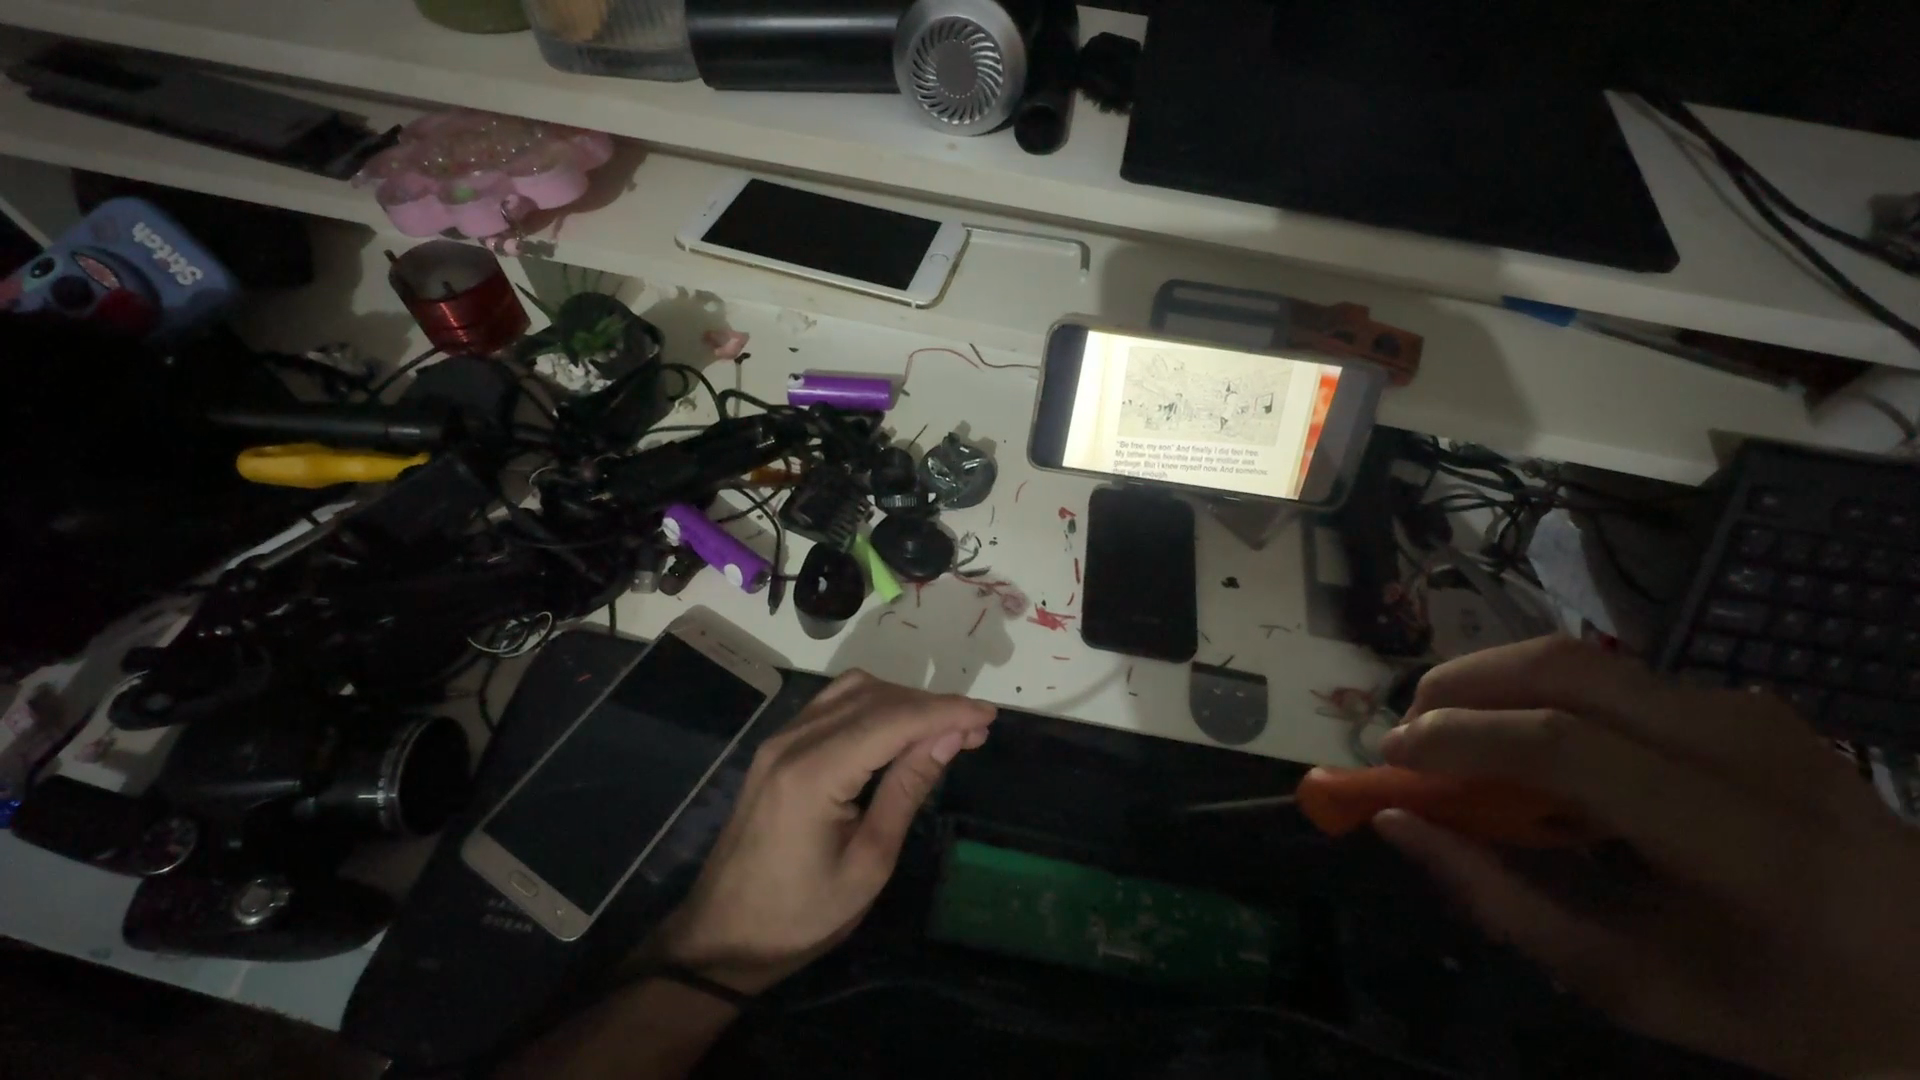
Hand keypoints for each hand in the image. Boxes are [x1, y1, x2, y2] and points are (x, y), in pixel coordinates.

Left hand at [654, 670, 994, 995]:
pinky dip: (874, 707)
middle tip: (976, 730)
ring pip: (852, 692)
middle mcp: (793, 741)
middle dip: (930, 706)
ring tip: (945, 728)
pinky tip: (900, 729)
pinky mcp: (777, 748)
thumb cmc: (801, 916)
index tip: (989, 716)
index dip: (945, 712)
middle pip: (873, 697)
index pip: (892, 720)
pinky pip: (833, 706)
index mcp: (813, 773)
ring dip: (903, 701)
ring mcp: (780, 740)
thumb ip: (907, 789)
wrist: (722, 937)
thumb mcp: (869, 863)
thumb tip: (951, 735)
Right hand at [1374, 636, 1919, 1079]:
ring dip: (1489, 681)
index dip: (1460, 739)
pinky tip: (1524, 741)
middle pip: (1563, 670)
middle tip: (1409, 734)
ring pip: (1577, 655)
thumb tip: (1394, 821)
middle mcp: (1752, 751)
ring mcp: (1754, 713)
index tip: (1392, 760)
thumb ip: (1499, 900)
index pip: (1567, 747)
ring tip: (1453, 734)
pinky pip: (1608, 671)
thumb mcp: (1629, 984)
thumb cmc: (1783, 1005)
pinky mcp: (1743, 699)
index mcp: (1746, 845)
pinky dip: (1535, 691)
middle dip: (1457, 687)